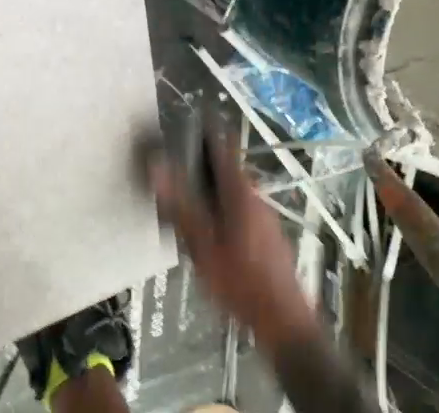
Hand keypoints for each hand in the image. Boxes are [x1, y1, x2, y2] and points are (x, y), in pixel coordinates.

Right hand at [149, 127, 316, 344]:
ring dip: (204, 186)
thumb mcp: (201, 244)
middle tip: (167, 158)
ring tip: (176, 191)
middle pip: (222, 167)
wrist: (284, 324)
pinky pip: (234, 207)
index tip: (181, 115)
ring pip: (228, 189)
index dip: (203, 127)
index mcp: (240, 191)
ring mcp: (262, 217)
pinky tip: (199, 225)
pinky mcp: (264, 236)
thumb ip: (178, 203)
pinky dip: (215, 205)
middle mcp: (254, 197)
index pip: (222, 144)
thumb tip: (155, 164)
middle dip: (196, 160)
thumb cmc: (241, 280)